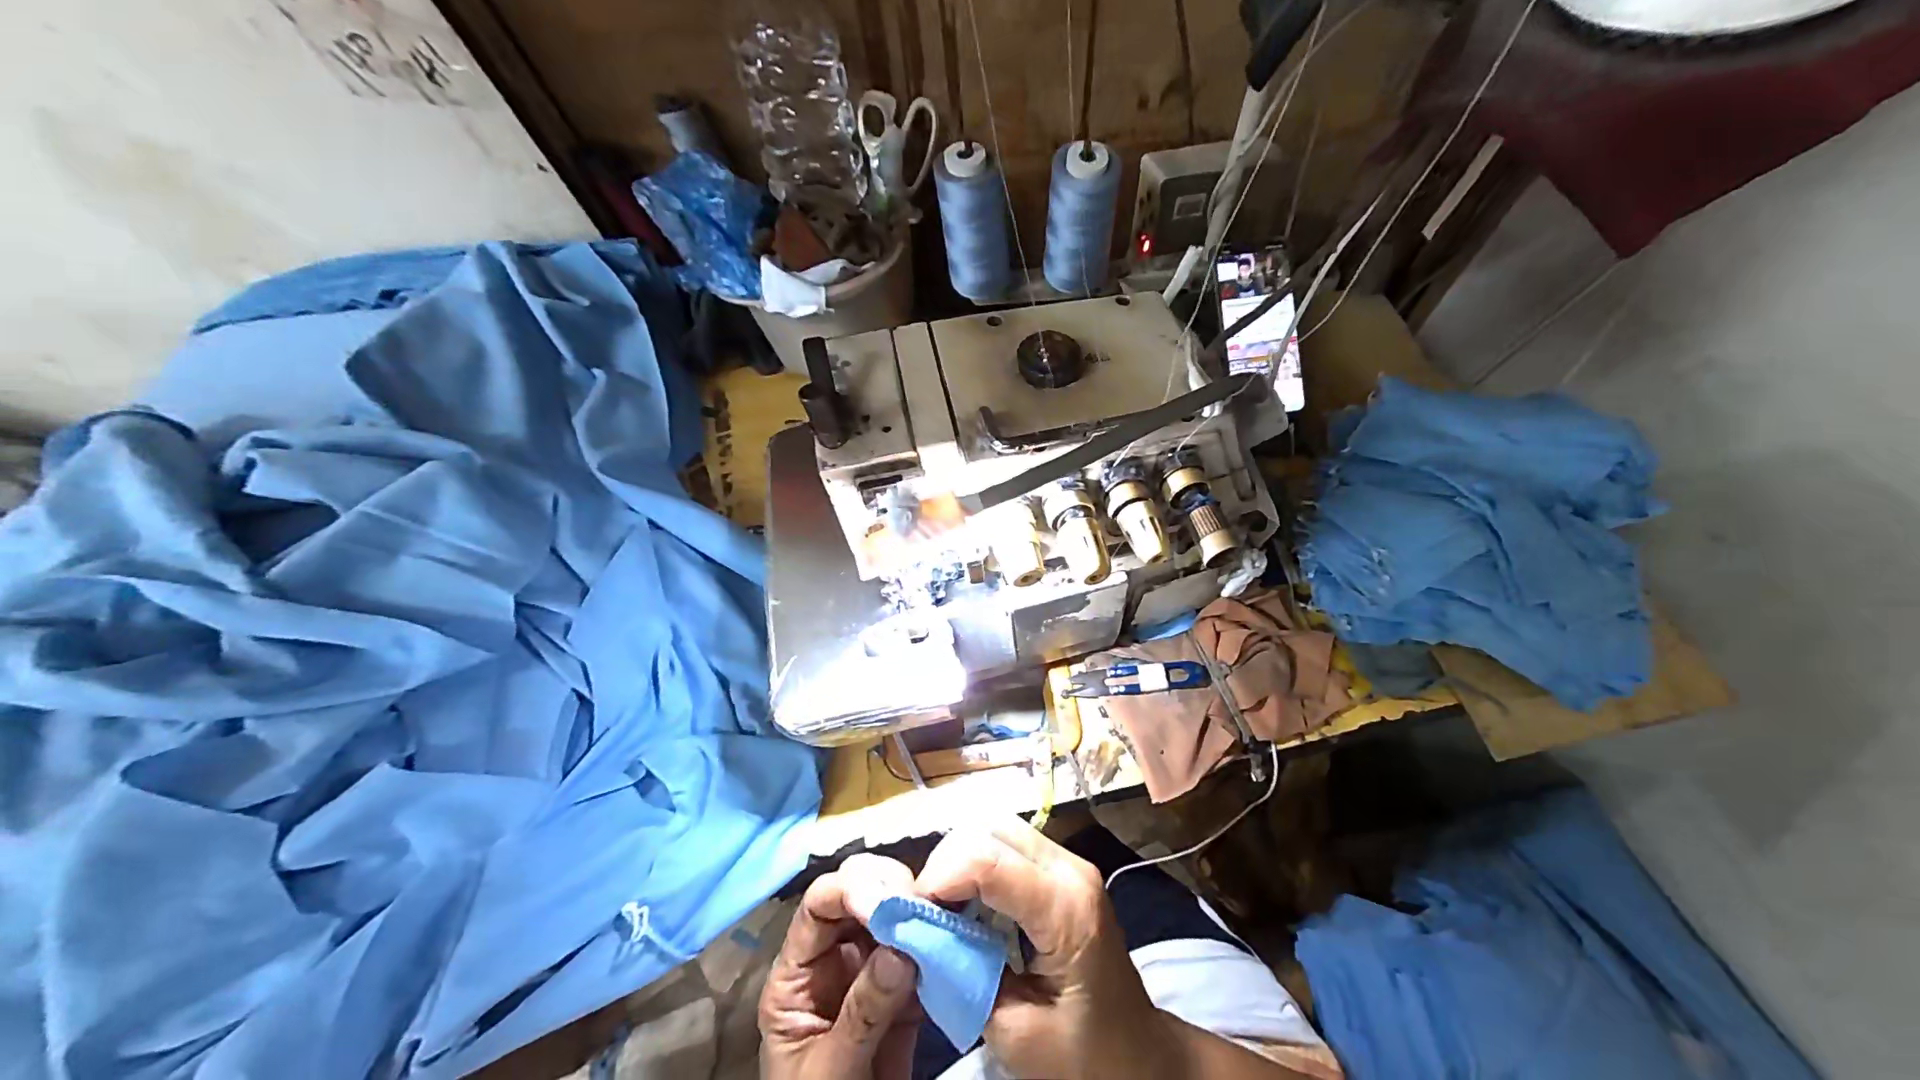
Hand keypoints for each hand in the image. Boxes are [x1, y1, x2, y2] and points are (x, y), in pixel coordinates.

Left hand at [759, 855, 922, 1079]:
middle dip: (889, 888)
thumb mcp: (828, 1074)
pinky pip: (922, 953)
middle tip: (923, 902)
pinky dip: (939, 942)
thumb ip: (860, 1014)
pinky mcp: (905, 992)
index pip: (818, 907)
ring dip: (918, 909)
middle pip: (857, 896)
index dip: (849, 890)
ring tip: (943, 914)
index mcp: (797, 973)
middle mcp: (834, 959)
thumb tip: (899, 950)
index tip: (887, 900)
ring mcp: (870, 971)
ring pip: (893, 916)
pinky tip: (954, 938)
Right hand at [915, 820, 1175, 1079]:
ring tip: (946, 908)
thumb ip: (962, 976)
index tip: (913, 914)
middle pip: (987, 830)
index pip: (987, 859)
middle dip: (945, 864)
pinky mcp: (1061, 866)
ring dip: (960, 861)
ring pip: (994, 828)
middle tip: (927, 912)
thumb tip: (917, 935)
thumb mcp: (1012, 1032)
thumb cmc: (1083, 1054)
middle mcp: (1070, 868)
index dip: (938, 878)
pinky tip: (971, 904)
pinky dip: (977, 865)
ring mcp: (1068, 862)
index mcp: (1066, 908)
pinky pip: (1006, 843)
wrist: (1138, 1052)